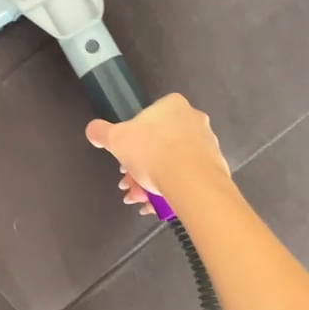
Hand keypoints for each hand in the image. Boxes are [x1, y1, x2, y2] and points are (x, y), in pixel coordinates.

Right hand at [85, 94, 227, 214]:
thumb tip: (93, 130)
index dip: (132, 141)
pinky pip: (186, 176)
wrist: (190, 180)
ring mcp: (207, 142)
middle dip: (140, 167)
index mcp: (172, 105)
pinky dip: (170, 189)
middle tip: (130, 183)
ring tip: (141, 199)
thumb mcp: (115, 139)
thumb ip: (100, 132)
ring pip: (172, 162)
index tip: (125, 159)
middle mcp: (193, 119)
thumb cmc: (151, 151)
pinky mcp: (215, 165)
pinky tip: (157, 204)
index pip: (148, 119)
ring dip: (153, 181)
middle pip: (159, 144)